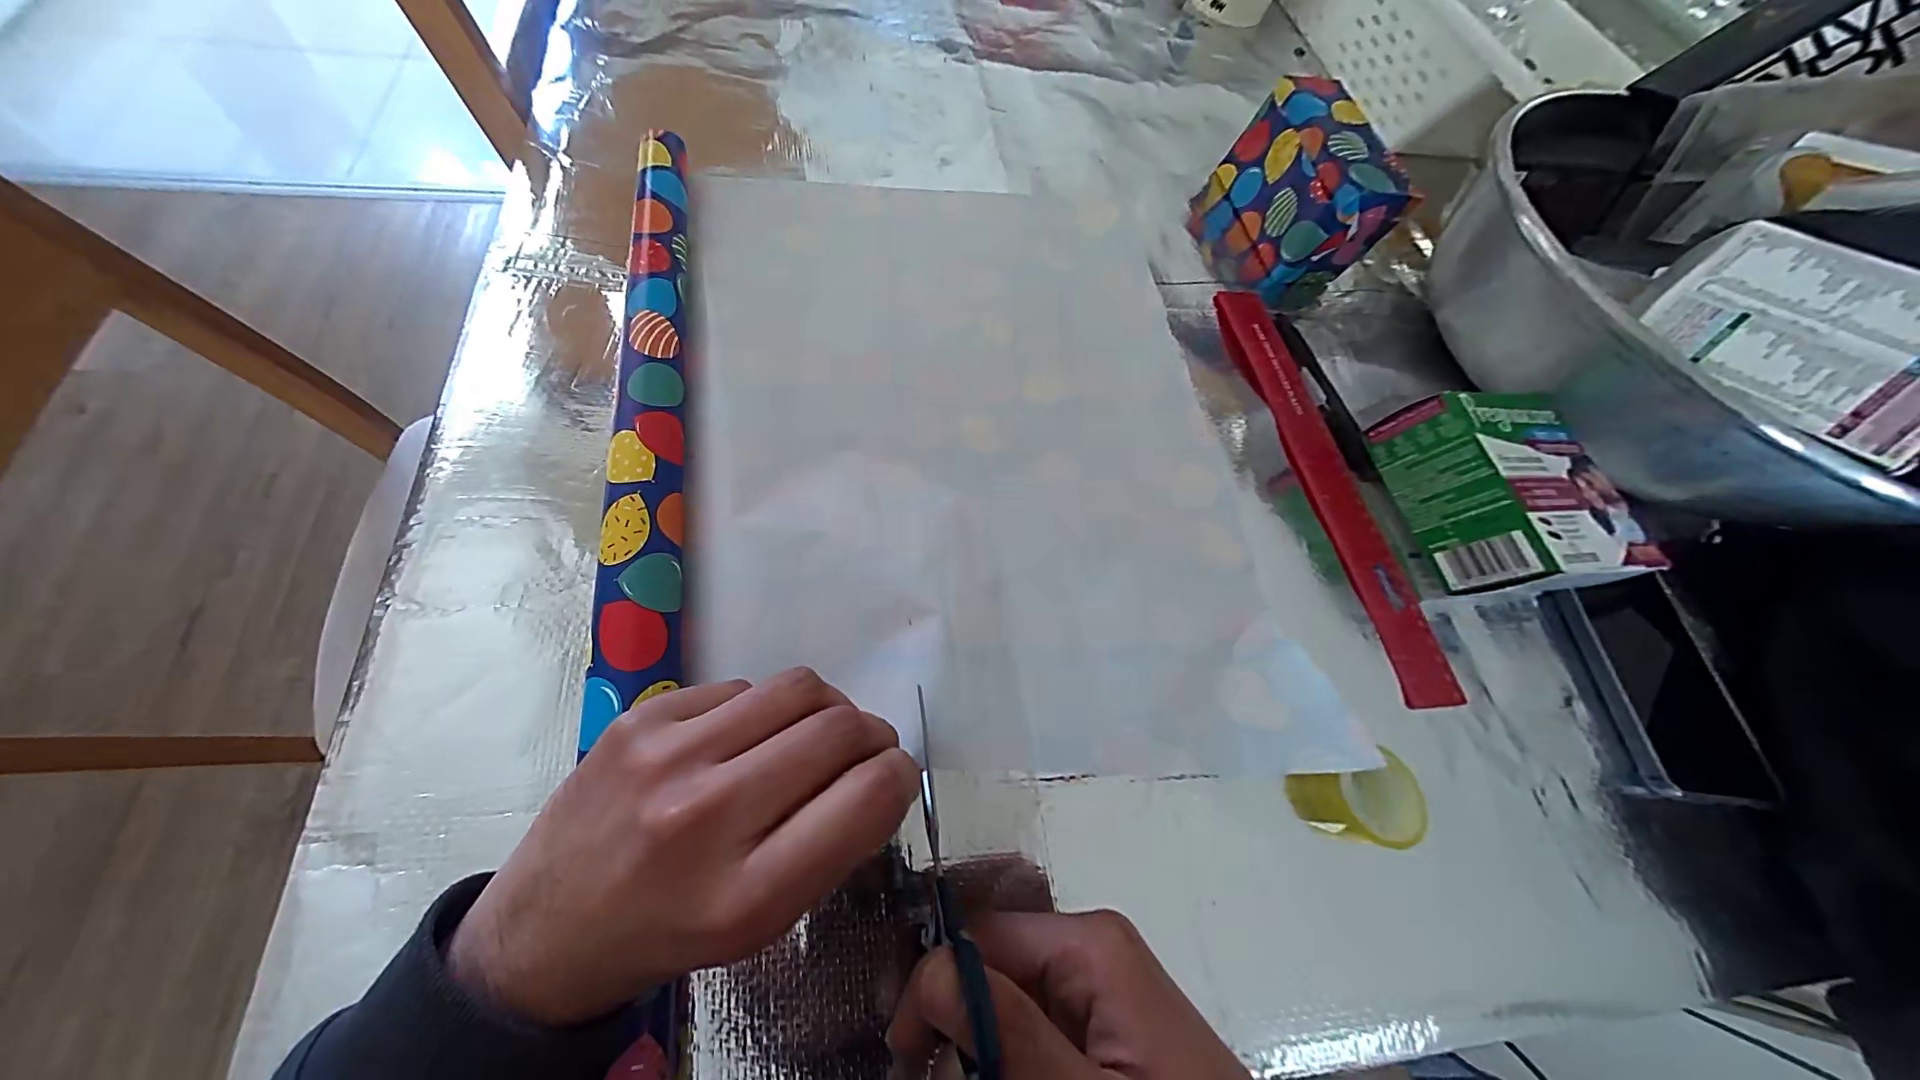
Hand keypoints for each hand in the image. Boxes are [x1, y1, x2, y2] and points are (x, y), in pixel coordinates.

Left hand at [447, 669, 919, 1024]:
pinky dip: (765, 708)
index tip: (897, 773)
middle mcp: (706, 815)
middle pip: (839, 729)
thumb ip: (832, 843)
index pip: (866, 797)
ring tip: (814, 732)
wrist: (547, 928)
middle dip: (873, 734)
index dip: (900, 774)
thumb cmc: (671, 931)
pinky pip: (743, 685)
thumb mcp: (762, 921)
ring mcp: (667, 755)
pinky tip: (746, 737)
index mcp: (746, 894)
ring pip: (800, 687)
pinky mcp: (642, 717)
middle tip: (866, 748)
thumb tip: (880, 766)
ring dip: (827, 707)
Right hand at [887, 910, 1244, 1079]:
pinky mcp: (1105, 1020)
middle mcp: (1091, 947)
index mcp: (1089, 943)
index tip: (904, 1050)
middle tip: (932, 1074)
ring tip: (978, 1077)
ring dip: (983, 1045)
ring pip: (1009, 999)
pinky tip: (1010, 1073)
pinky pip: (1037, 1023)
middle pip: (993, 965)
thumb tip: (933, 969)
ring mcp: (1099, 983)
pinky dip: (1012, 1054)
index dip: (935, 984)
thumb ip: (1011, 1032)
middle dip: (959, 1021)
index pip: (981, 935)